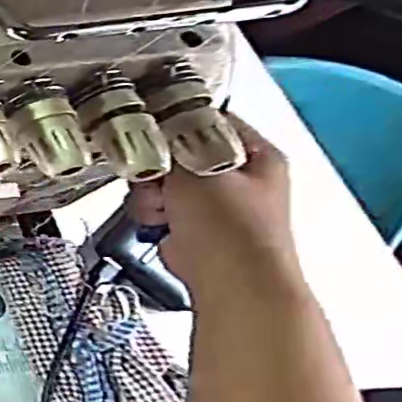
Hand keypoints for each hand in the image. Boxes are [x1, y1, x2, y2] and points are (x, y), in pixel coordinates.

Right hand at [127, 114, 303, 303]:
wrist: (232, 282)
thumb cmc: (229, 226)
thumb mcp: (198, 170)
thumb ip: (173, 144)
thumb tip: (154, 123)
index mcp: (255, 154)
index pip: (208, 119)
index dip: (175, 122)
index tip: (146, 130)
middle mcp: (236, 175)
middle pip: (177, 152)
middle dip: (156, 167)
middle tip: (154, 179)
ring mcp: (212, 202)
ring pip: (161, 180)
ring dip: (149, 193)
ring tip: (158, 208)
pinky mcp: (190, 224)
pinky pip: (158, 205)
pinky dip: (151, 212)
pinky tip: (157, 222)